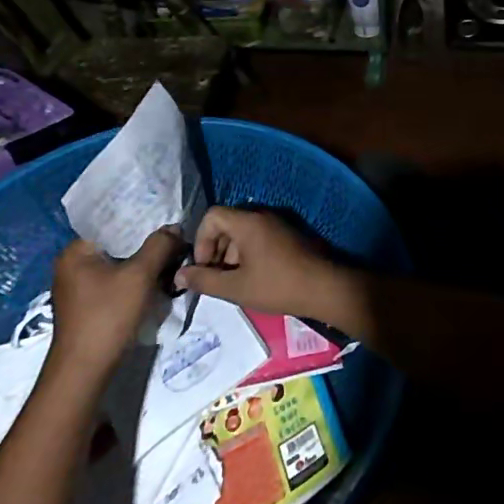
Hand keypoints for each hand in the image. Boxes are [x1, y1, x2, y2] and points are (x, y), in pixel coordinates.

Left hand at [47, 230, 178, 378]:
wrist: (85, 370)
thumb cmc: (108, 316)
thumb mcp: (140, 276)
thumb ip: (159, 246)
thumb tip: (174, 227)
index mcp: (76, 251)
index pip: (113, 223)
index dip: (143, 220)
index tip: (169, 220)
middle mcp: (72, 265)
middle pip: (118, 244)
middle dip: (147, 243)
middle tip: (176, 241)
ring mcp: (78, 287)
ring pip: (119, 264)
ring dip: (144, 264)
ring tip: (171, 260)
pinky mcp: (87, 305)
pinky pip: (115, 282)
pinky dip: (135, 280)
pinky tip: (156, 283)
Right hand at [177, 207, 343, 319]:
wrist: (324, 287)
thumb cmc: (277, 285)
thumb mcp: (235, 287)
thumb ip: (204, 279)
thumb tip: (179, 274)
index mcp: (248, 222)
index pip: (212, 216)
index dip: (201, 240)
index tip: (204, 266)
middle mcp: (262, 216)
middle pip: (227, 223)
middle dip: (215, 249)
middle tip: (216, 276)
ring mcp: (278, 224)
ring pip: (243, 231)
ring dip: (232, 253)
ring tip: (234, 281)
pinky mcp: (288, 235)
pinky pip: (259, 237)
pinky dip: (249, 253)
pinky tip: (253, 277)